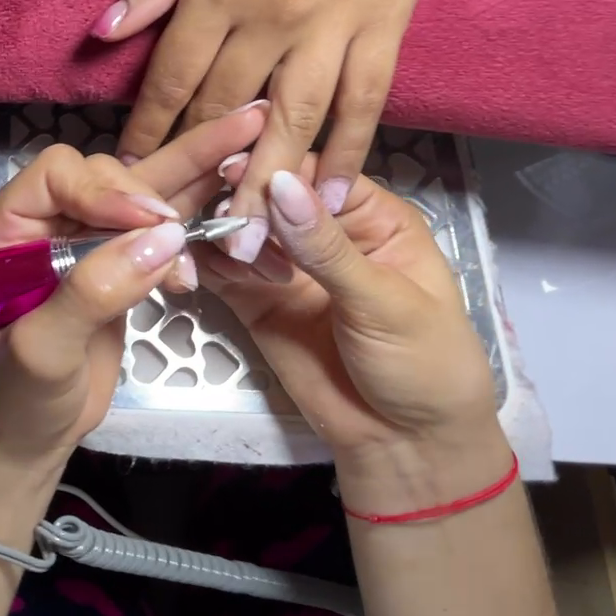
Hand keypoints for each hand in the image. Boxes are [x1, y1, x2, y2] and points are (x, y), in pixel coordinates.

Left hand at [0, 105, 267, 471]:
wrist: (28, 435)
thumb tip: (162, 239)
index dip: (106, 190)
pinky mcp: (113, 259)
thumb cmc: (15, 397)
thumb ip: (93, 292)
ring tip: (249, 144)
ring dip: (191, 176)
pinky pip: (154, 228)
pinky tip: (227, 224)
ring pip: (137, 192)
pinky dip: (192, 222)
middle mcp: (40, 220)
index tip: (150, 222)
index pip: (56, 175)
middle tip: (185, 229)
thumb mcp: (43, 350)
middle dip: (149, 195)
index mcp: (2, 228)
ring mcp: (79, 237)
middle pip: (102, 176)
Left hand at [103, 0, 492, 261]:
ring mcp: (337, 26)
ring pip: (290, 122)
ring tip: (242, 242)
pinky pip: (365, 103)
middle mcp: (274, 17)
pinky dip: (344, 154)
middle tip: (174, 225)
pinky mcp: (390, 26)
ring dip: (262, 185)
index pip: (170, 78)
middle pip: (222, 111)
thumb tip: (107, 30)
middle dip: (194, 171)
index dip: (146, 130)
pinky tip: (324, 196)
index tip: (129, 171)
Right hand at [200, 158, 504, 512]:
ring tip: (217, 252)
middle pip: (268, 196)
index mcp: (369, 217)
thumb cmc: (424, 365)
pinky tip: (191, 268)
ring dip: (219, 233)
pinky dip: (200, 264)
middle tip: (221, 218)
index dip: (278, 168)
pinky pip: (218, 270)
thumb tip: (280, 183)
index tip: (238, 170)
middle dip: (242, 202)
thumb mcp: (385, 302)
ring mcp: (282, 265)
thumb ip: (326, 247)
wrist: (403, 447)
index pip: (316, 173)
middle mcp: (320, 231)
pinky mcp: (251, 298)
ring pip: (237, 229)